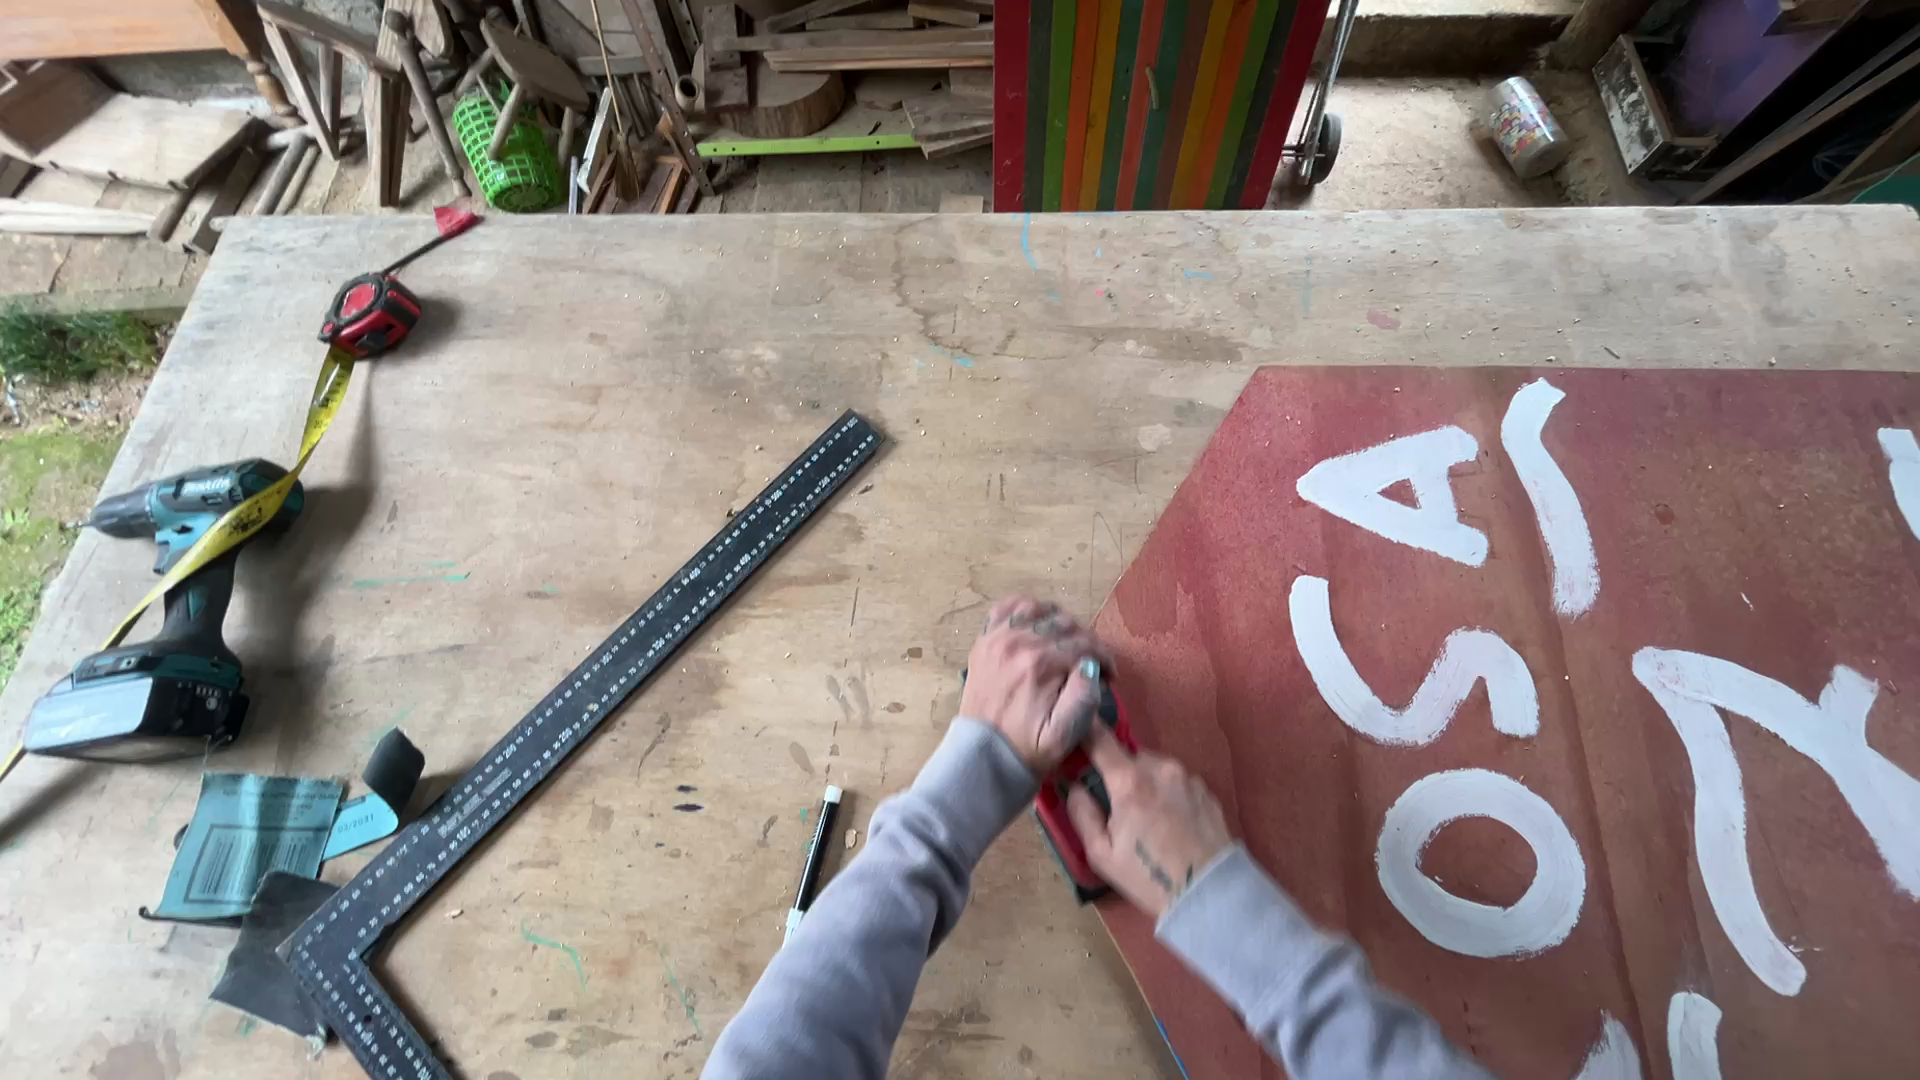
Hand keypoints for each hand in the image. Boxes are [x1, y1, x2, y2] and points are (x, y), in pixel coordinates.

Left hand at [960, 596, 1108, 774]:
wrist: (982, 754)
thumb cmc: (1026, 748)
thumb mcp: (1063, 736)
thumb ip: (1083, 698)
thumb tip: (1090, 666)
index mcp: (1040, 663)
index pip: (1085, 644)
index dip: (1104, 658)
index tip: (1110, 674)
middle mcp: (1018, 642)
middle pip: (1064, 623)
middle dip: (1085, 641)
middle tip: (1090, 662)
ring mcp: (997, 637)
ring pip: (1037, 609)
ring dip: (1057, 620)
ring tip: (1066, 641)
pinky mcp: (984, 640)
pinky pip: (1005, 608)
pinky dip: (1024, 609)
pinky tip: (1036, 621)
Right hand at [1066, 724, 1232, 918]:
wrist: (1212, 896)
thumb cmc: (1150, 876)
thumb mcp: (1101, 855)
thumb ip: (1081, 813)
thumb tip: (1076, 786)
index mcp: (1129, 781)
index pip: (1099, 738)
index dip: (1085, 731)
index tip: (1076, 736)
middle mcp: (1160, 768)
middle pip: (1128, 756)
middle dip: (1119, 773)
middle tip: (1120, 806)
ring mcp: (1186, 776)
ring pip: (1154, 767)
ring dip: (1145, 782)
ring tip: (1150, 818)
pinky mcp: (1206, 789)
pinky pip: (1176, 780)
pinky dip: (1168, 792)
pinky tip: (1173, 822)